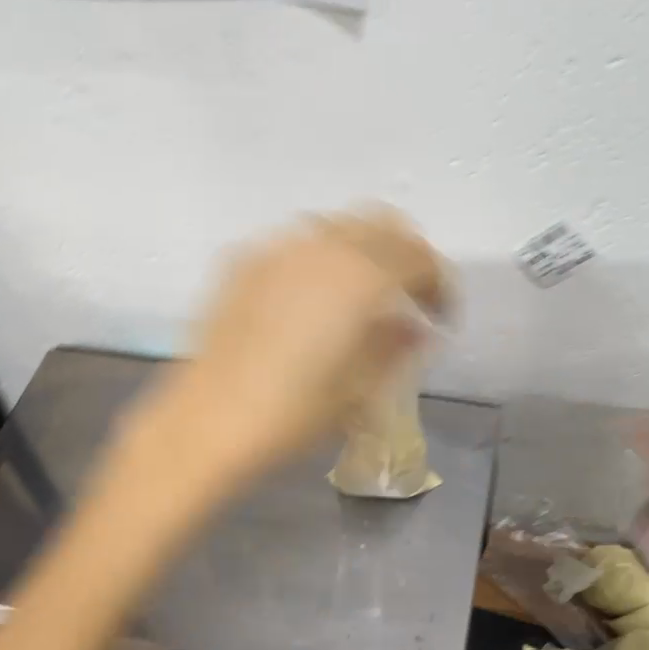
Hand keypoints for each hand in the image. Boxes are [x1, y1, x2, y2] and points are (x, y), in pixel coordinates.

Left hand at [123, 206, 448, 486]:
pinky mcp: (240, 264)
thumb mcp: (358, 391)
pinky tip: (307, 301)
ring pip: (333, 229)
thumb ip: (395, 347)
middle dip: (403, 255)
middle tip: (407, 297)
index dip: (439, 286)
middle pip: (380, 225)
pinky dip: (314, 261)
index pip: (420, 258)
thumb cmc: (291, 416)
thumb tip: (414, 327)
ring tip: (358, 296)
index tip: (441, 317)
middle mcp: (320, 246)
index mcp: (361, 275)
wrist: (207, 424)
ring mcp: (274, 249)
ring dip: (358, 252)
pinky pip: (291, 246)